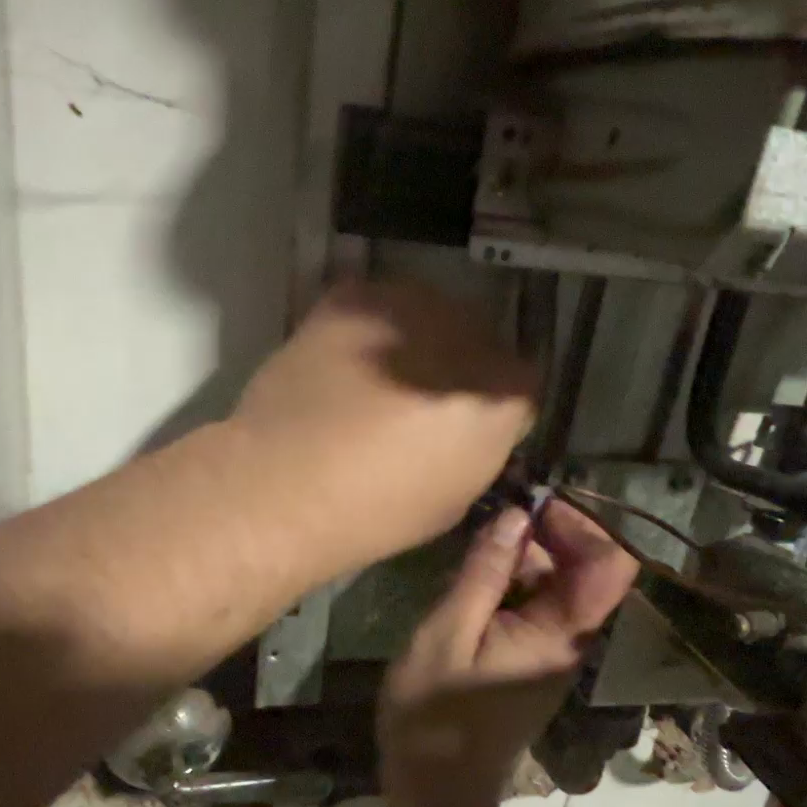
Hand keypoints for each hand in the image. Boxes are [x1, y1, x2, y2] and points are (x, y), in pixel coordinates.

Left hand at [232, 280, 536, 574]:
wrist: (284, 484)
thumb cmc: (378, 511)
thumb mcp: (458, 496)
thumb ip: (480, 447)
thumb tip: (472, 424)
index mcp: (504, 392)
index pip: (522, 382)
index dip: (496, 404)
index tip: (469, 424)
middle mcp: (468, 335)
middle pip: (480, 338)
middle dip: (461, 364)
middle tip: (421, 400)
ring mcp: (408, 305)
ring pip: (431, 314)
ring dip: (418, 340)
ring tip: (378, 378)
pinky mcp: (354, 295)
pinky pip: (379, 305)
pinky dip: (371, 328)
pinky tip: (345, 363)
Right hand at [379, 501, 638, 806]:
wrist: (437, 792)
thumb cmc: (434, 716)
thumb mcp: (447, 634)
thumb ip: (484, 573)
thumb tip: (518, 516)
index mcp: (560, 634)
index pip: (610, 565)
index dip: (582, 524)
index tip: (532, 504)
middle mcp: (570, 641)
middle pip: (584, 571)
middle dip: (546, 535)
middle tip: (492, 519)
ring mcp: (553, 654)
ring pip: (558, 587)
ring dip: (524, 559)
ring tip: (474, 548)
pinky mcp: (533, 663)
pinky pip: (537, 609)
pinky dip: (513, 585)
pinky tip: (473, 582)